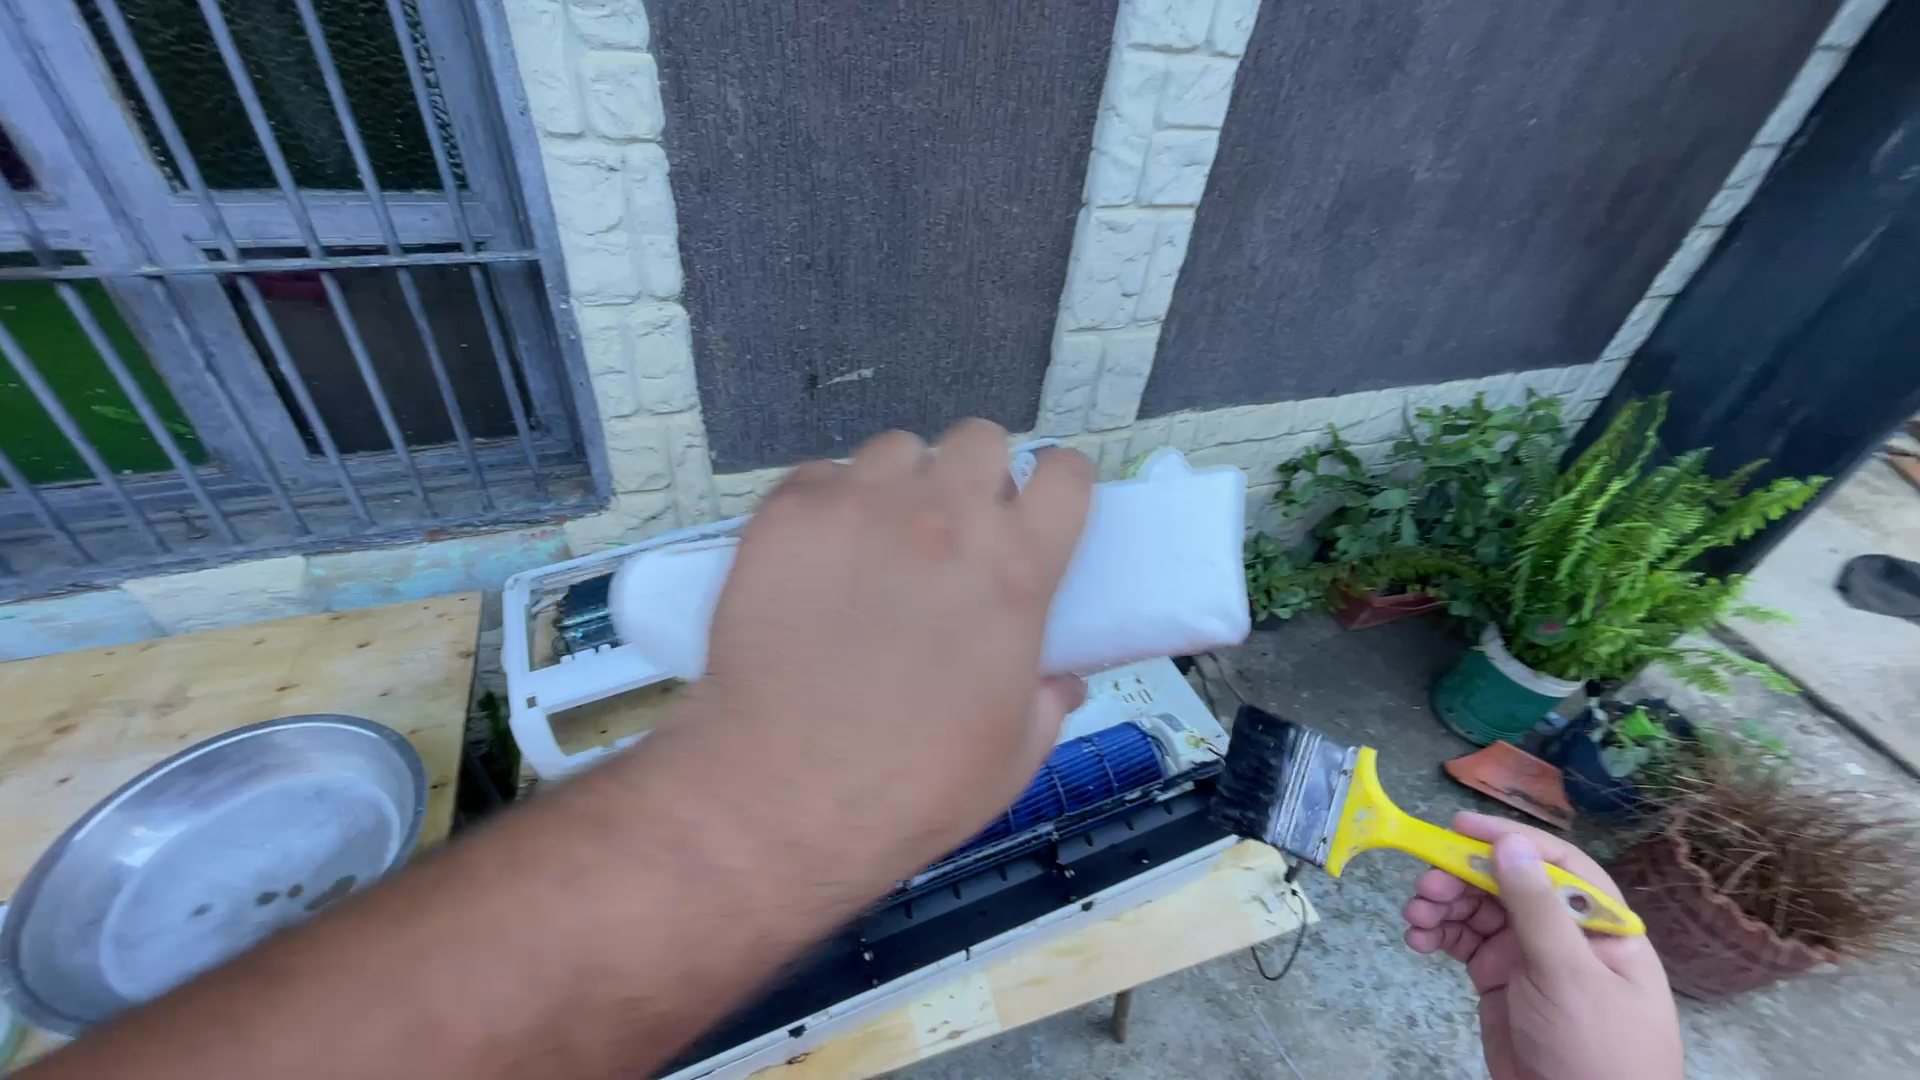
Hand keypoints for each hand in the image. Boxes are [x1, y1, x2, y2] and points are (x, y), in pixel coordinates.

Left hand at [649, 419, 1093, 888]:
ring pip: (898, 450)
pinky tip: (815, 556)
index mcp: (1015, 568)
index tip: (1037, 511)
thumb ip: (1049, 699)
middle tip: (951, 529)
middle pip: (979, 439)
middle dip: (975, 475)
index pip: (1065, 474)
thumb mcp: (1013, 755)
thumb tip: (1062, 679)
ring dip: (900, 486)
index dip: (1057, 486)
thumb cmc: (912, 786)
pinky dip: (828, 503)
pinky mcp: (788, 514)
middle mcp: (944, 518)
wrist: (782, 798)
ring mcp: (860, 505)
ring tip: (876, 539)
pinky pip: (822, 475)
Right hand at [1401, 812, 1682, 1079]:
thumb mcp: (1568, 976)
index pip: (1557, 865)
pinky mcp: (1497, 977)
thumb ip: (1536, 907)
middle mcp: (1563, 935)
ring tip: (1414, 919)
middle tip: (1424, 888)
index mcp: (1599, 929)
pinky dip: (1435, 934)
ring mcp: (1528, 957)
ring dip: (1440, 907)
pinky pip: (1460, 939)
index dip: (1510, 839)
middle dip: (1459, 880)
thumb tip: (1511, 842)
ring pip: (1475, 909)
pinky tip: (1418, 941)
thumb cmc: (1594, 1050)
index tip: (1459, 827)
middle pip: (1503, 884)